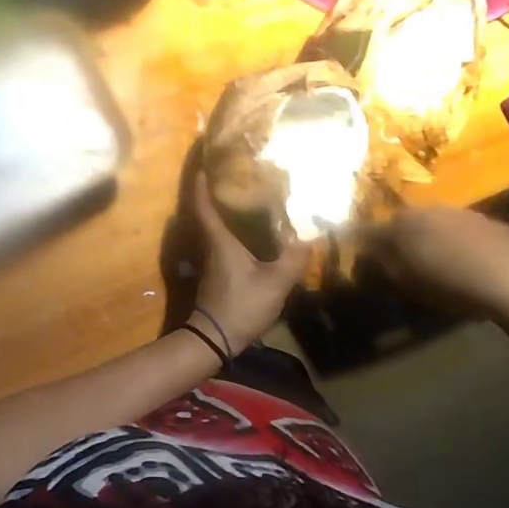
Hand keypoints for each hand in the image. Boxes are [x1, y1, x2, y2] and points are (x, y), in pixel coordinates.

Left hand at [190, 172, 311, 353]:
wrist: (214, 339)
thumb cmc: (240, 304)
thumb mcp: (274, 283)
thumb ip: (292, 261)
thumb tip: (307, 240)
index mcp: (220, 242)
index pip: (204, 208)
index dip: (201, 187)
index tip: (202, 168)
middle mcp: (211, 249)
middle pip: (208, 218)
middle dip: (215, 198)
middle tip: (230, 182)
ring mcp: (211, 265)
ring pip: (215, 235)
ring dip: (224, 219)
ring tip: (243, 206)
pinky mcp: (215, 279)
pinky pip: (221, 250)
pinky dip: (231, 239)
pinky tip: (249, 242)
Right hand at [368, 207, 508, 318]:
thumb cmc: (451, 283)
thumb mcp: (406, 282)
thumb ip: (382, 266)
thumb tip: (366, 257)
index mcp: (402, 221)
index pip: (370, 230)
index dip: (361, 246)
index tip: (359, 262)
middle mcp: (429, 209)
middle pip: (403, 224)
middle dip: (396, 241)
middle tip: (396, 265)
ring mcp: (462, 213)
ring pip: (434, 225)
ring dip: (428, 241)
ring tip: (432, 266)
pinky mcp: (490, 223)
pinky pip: (461, 233)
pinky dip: (455, 245)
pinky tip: (464, 266)